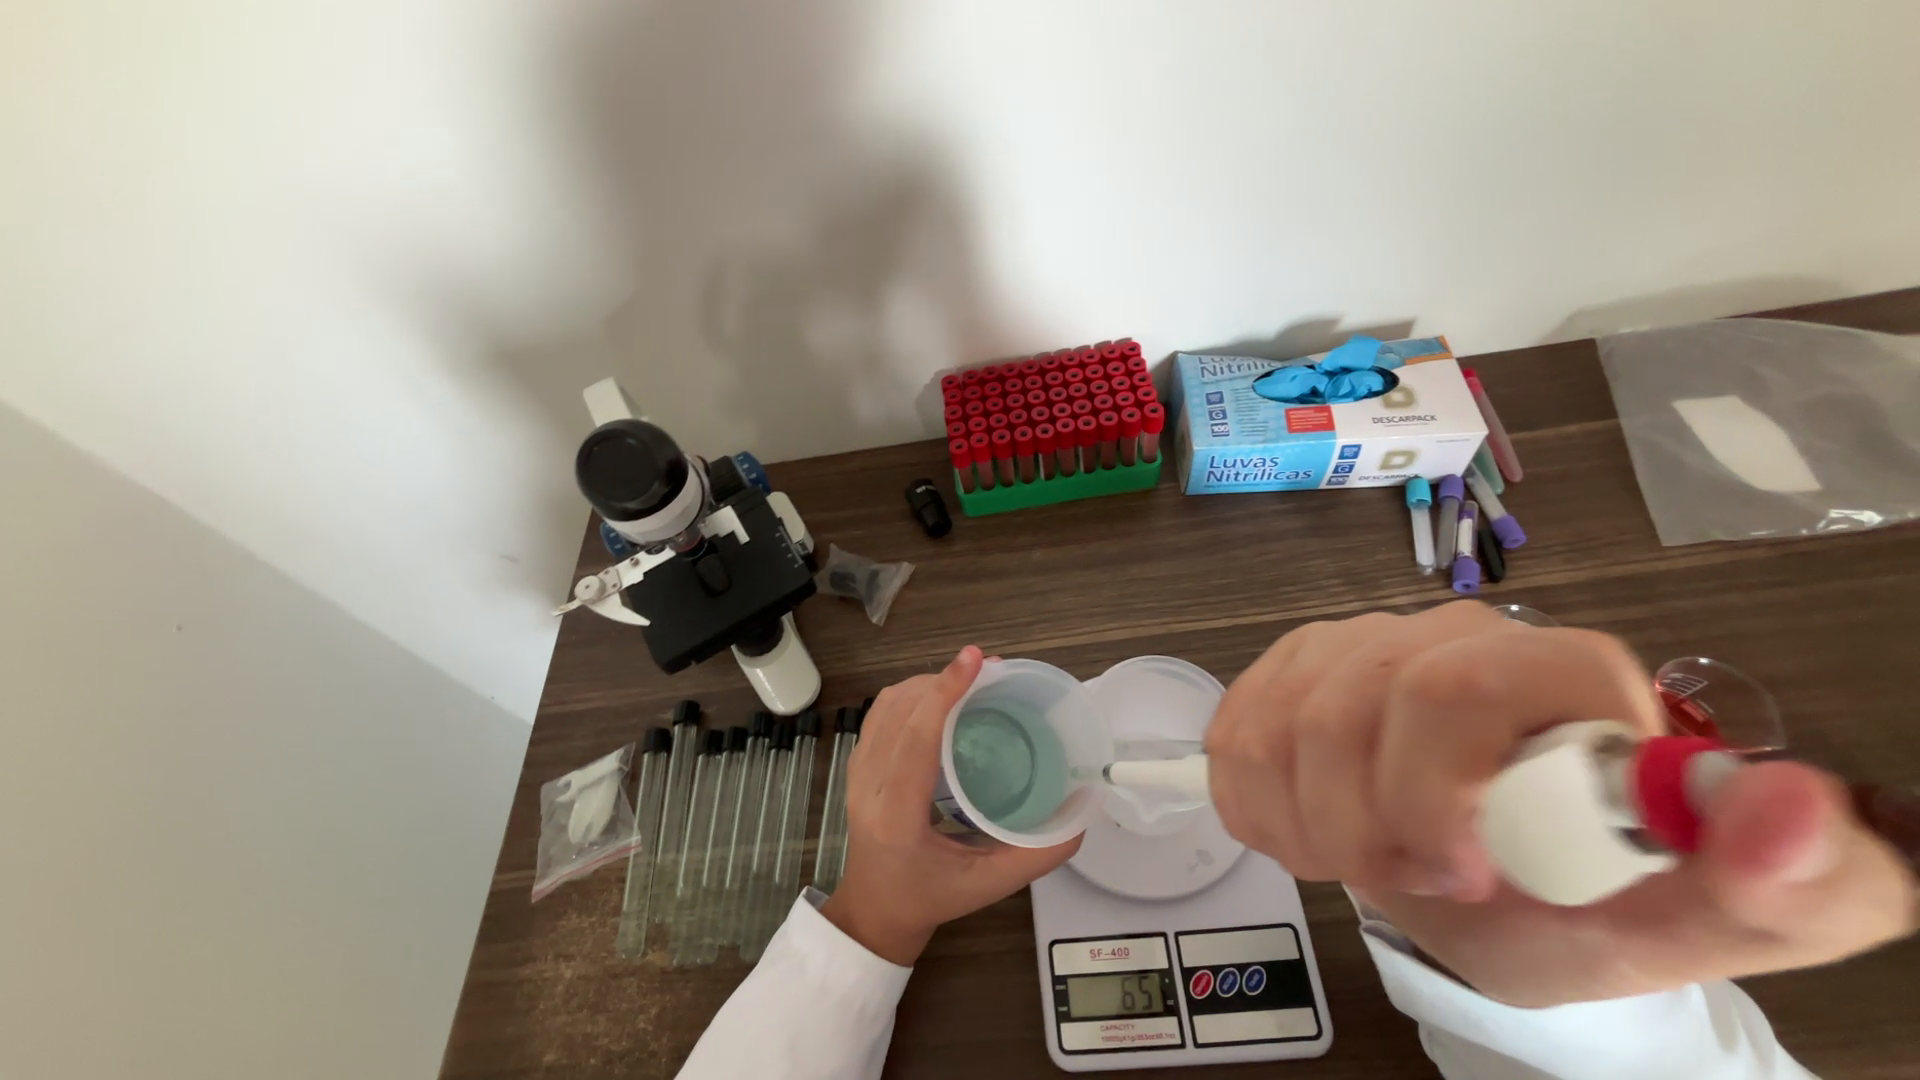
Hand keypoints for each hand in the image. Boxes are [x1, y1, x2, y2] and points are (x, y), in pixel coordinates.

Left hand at [821, 646, 1081, 964]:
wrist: (874, 912)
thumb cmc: (930, 899)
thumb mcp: (987, 885)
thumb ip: (1035, 853)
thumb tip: (1081, 811)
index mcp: (896, 815)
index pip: (916, 739)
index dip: (944, 692)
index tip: (975, 659)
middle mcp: (868, 785)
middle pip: (900, 711)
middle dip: (944, 680)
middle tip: (990, 670)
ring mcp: (856, 772)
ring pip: (887, 706)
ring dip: (927, 683)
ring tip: (971, 680)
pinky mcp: (856, 764)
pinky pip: (881, 714)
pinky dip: (912, 695)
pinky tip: (942, 698)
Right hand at [1206, 601, 1917, 1005]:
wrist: (1486, 881)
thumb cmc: (1586, 899)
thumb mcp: (1700, 923)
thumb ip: (1783, 881)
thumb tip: (1789, 805)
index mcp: (1553, 670)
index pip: (1462, 687)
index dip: (1433, 787)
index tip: (1462, 876)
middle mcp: (1440, 634)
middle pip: (1348, 710)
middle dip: (1359, 827)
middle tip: (1410, 884)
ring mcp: (1345, 646)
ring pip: (1278, 727)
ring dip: (1308, 827)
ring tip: (1362, 866)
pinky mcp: (1280, 673)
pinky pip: (1234, 735)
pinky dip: (1258, 809)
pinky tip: (1308, 831)